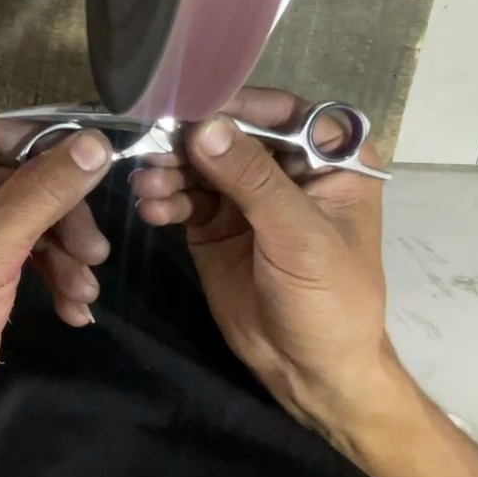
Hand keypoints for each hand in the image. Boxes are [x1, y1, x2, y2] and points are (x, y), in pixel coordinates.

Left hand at [0, 114, 112, 442]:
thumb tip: (98, 143)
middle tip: (96, 252)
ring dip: (63, 249)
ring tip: (86, 288)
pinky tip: (74, 304)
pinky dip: (51, 268)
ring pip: (27, 209)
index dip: (47, 148)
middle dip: (61, 217)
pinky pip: (22, 240)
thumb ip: (45, 190)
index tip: (99, 164)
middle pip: (17, 174)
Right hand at [131, 89, 393, 430]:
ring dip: (170, 171)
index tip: (189, 109)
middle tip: (152, 150)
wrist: (308, 371)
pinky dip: (166, 200)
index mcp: (330, 160)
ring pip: (201, 165)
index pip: (282, 113)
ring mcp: (246, 198)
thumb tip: (204, 127)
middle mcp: (286, 169)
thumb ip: (252, 180)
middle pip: (230, 135)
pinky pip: (184, 198)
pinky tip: (152, 210)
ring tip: (147, 188)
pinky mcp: (214, 224)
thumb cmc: (330, 300)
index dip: (236, 105)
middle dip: (190, 143)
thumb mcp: (298, 237)